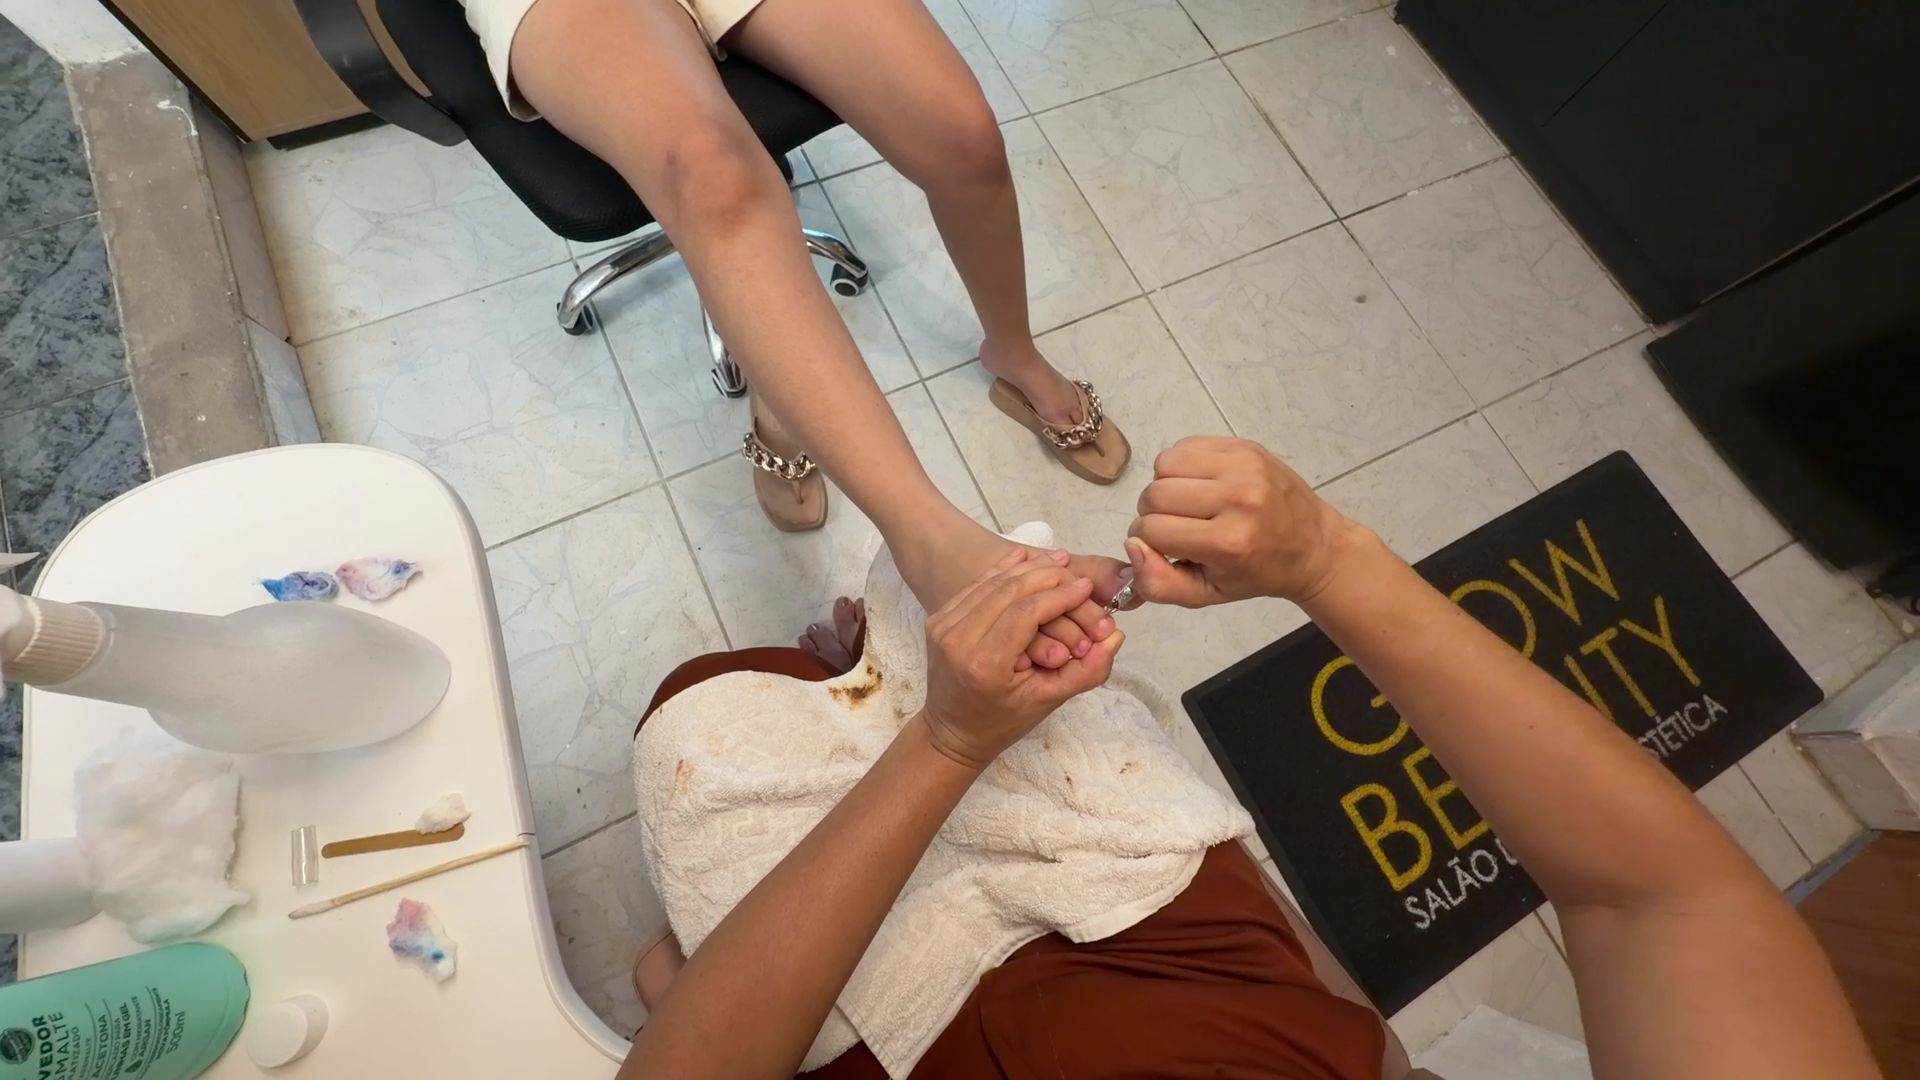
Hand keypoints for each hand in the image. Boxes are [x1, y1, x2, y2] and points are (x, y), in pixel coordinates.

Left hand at [922, 549, 1123, 769]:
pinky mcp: (938, 618)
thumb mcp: (1048, 701)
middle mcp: (958, 639)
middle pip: (1009, 590)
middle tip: (1077, 573)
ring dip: (1027, 568)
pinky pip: (976, 586)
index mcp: (984, 664)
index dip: (1060, 595)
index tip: (1087, 587)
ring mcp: (943, 626)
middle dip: (1048, 576)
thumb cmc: (1002, 721)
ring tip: (1059, 559)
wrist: (952, 731)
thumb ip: (1087, 671)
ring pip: (992, 583)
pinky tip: (1024, 557)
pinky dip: (1002, 570)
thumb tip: (1117, 636)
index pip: (1027, 612)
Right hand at [1126, 436, 1361, 605]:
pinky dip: (1182, 466)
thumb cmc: (1254, 575)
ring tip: (1188, 502)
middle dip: (1153, 513)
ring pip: (1164, 465)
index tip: (1168, 548)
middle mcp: (1236, 498)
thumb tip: (1132, 545)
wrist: (1313, 545)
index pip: (1152, 529)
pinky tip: (1201, 484)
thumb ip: (1159, 583)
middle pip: (1154, 494)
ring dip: (1164, 485)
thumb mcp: (1206, 595)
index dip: (1148, 541)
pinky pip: (1184, 446)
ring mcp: (1243, 466)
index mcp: (1227, 542)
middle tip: (1176, 525)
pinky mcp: (1244, 446)